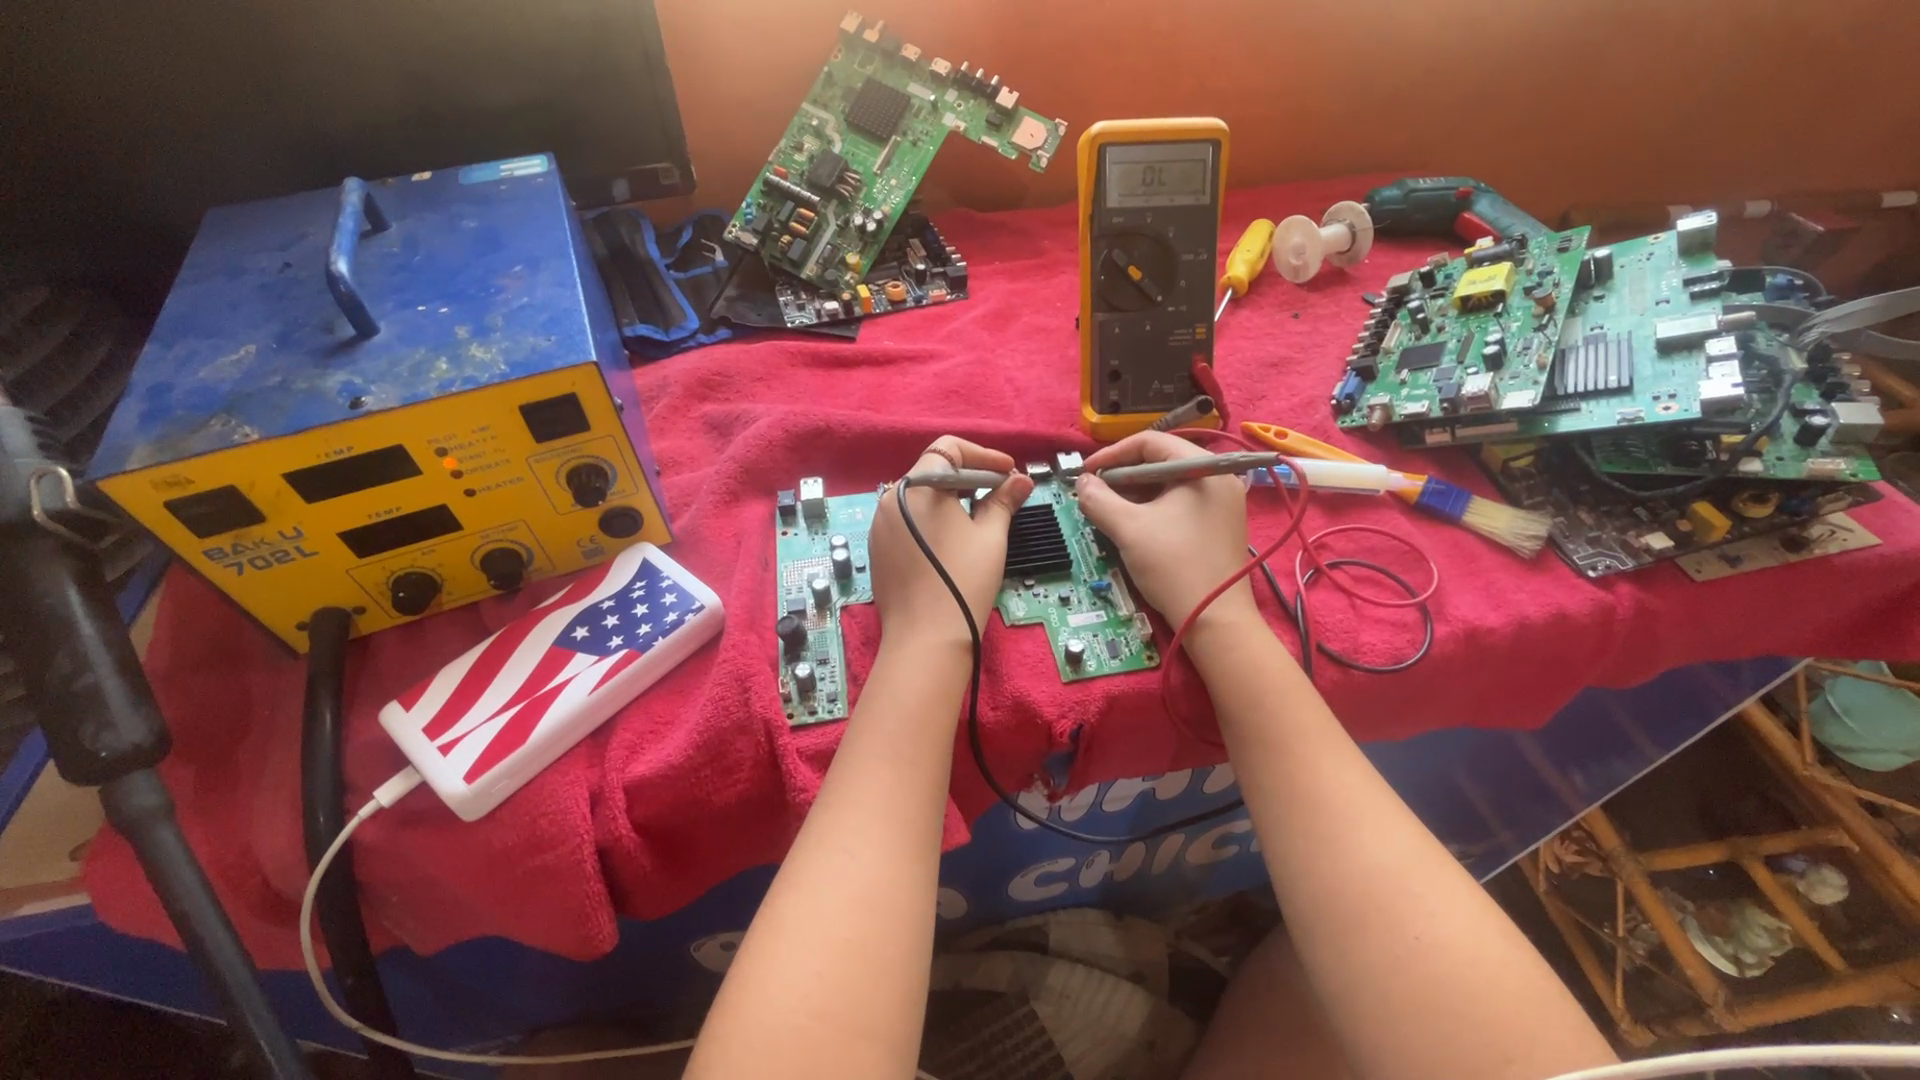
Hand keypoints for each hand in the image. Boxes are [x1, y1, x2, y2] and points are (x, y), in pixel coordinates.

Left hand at [869, 437, 1033, 650]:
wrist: (926, 637)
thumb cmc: (963, 581)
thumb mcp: (991, 536)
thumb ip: (1003, 500)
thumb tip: (1020, 480)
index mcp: (918, 486)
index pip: (949, 448)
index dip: (983, 454)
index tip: (1008, 471)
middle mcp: (891, 498)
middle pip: (932, 470)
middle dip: (969, 475)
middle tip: (1000, 492)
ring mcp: (880, 525)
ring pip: (919, 496)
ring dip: (950, 498)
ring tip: (980, 516)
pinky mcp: (878, 548)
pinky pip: (907, 520)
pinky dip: (931, 519)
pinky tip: (952, 540)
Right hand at [1074, 431, 1255, 628]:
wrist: (1215, 620)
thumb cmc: (1174, 567)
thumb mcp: (1128, 529)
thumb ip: (1099, 499)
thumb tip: (1082, 483)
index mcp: (1204, 468)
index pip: (1151, 442)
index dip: (1112, 454)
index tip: (1086, 473)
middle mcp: (1219, 478)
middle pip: (1161, 461)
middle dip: (1123, 475)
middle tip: (1095, 493)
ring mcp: (1222, 503)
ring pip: (1169, 484)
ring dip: (1135, 493)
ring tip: (1108, 510)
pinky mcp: (1219, 525)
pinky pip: (1180, 503)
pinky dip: (1153, 508)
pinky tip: (1133, 525)